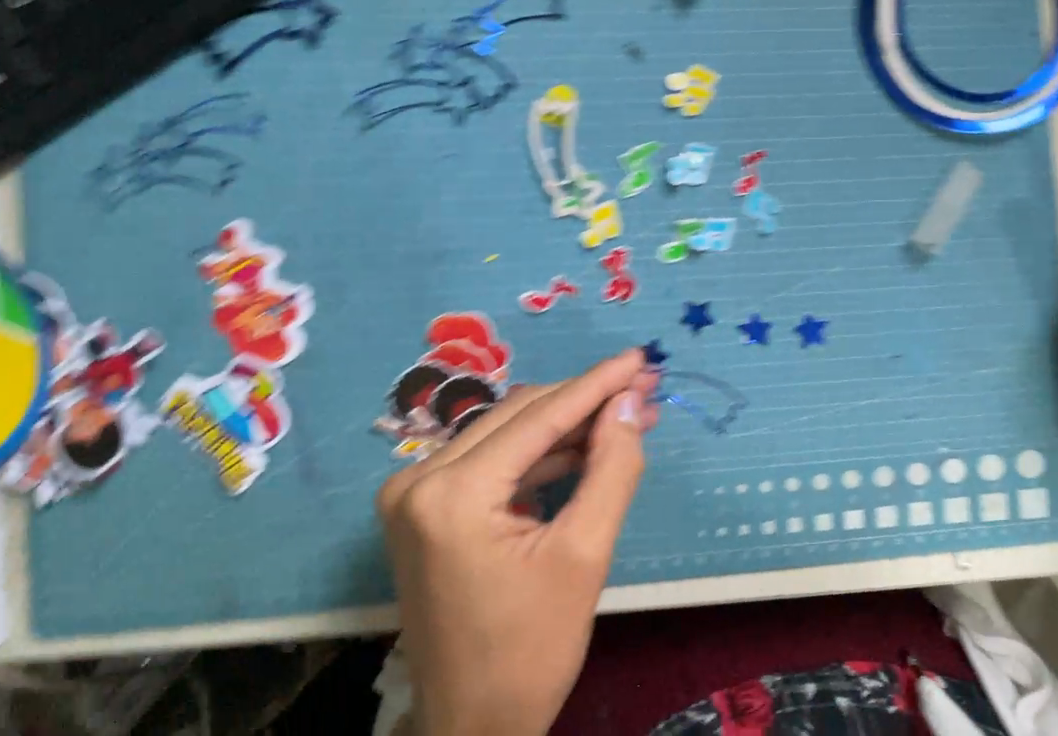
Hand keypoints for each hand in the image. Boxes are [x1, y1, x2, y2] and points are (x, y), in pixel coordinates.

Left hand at [377, 350, 660, 735]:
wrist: (471, 724)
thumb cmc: (530, 653)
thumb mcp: (584, 558)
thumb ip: (611, 470)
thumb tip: (630, 404)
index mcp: (450, 494)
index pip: (536, 420)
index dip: (595, 385)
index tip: (640, 358)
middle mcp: (419, 479)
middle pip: (517, 419)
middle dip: (584, 403)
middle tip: (643, 389)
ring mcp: (414, 493)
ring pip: (505, 437)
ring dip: (565, 428)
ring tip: (627, 416)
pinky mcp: (422, 508)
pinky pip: (489, 464)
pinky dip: (538, 457)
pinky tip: (585, 448)